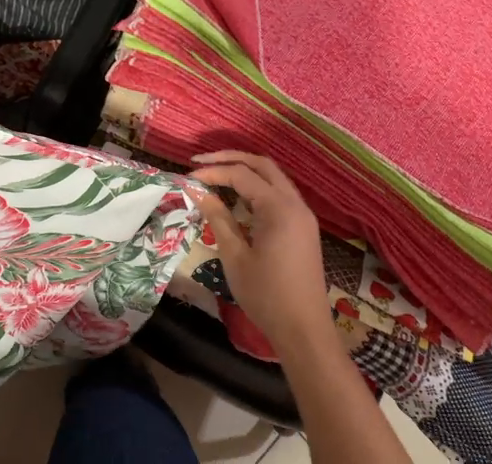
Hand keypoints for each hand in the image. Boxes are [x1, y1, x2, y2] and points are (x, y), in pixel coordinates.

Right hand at [191, 151, 328, 351]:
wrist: (304, 332)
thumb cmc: (266, 295)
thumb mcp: (234, 255)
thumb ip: (217, 217)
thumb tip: (196, 190)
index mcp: (279, 209)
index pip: (241, 175)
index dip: (212, 172)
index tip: (187, 178)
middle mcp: (295, 205)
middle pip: (262, 165)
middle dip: (230, 158)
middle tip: (200, 162)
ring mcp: (303, 216)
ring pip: (273, 178)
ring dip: (245, 171)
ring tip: (215, 176)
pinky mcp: (303, 228)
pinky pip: (279, 195)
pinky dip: (256, 188)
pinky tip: (236, 199)